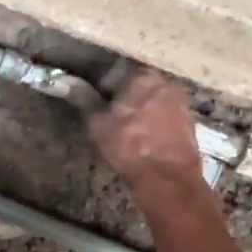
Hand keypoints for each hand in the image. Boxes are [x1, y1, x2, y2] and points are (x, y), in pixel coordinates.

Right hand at [88, 70, 205, 199]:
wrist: (168, 179)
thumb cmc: (129, 145)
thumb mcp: (97, 122)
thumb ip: (82, 97)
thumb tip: (62, 80)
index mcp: (141, 75)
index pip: (114, 72)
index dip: (101, 89)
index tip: (96, 105)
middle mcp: (165, 82)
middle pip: (136, 84)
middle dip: (124, 97)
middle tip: (111, 118)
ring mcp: (181, 102)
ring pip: (152, 100)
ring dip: (140, 109)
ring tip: (128, 130)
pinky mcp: (190, 122)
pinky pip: (165, 115)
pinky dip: (154, 122)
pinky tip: (146, 138)